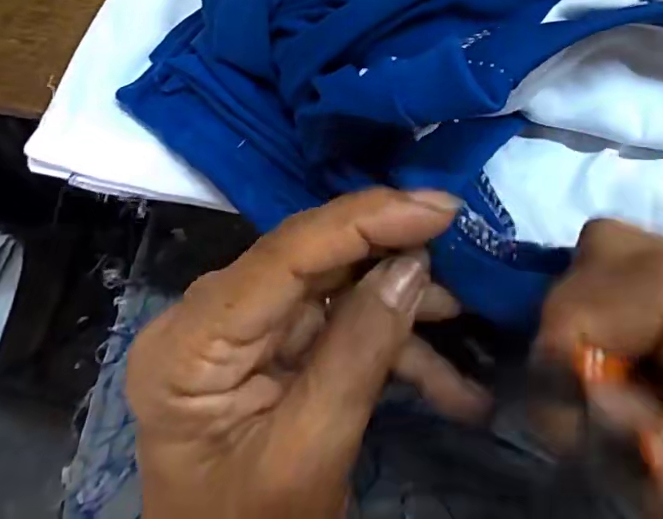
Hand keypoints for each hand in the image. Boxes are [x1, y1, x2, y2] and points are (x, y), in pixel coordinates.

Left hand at [126, 189, 491, 518]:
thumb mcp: (308, 456)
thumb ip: (359, 352)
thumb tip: (413, 265)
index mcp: (194, 340)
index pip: (288, 250)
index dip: (369, 218)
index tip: (441, 207)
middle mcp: (216, 315)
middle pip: (318, 257)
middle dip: (396, 253)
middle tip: (464, 243)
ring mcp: (251, 329)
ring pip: (341, 285)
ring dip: (406, 304)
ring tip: (468, 311)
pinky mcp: (281, 346)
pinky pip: (345, 325)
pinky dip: (397, 349)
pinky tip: (455, 387)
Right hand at [536, 220, 662, 518]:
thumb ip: (659, 464)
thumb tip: (576, 377)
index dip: (582, 321)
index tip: (548, 386)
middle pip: (643, 251)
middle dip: (583, 312)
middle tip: (586, 395)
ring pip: (650, 244)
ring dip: (611, 304)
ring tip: (633, 383)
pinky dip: (645, 301)